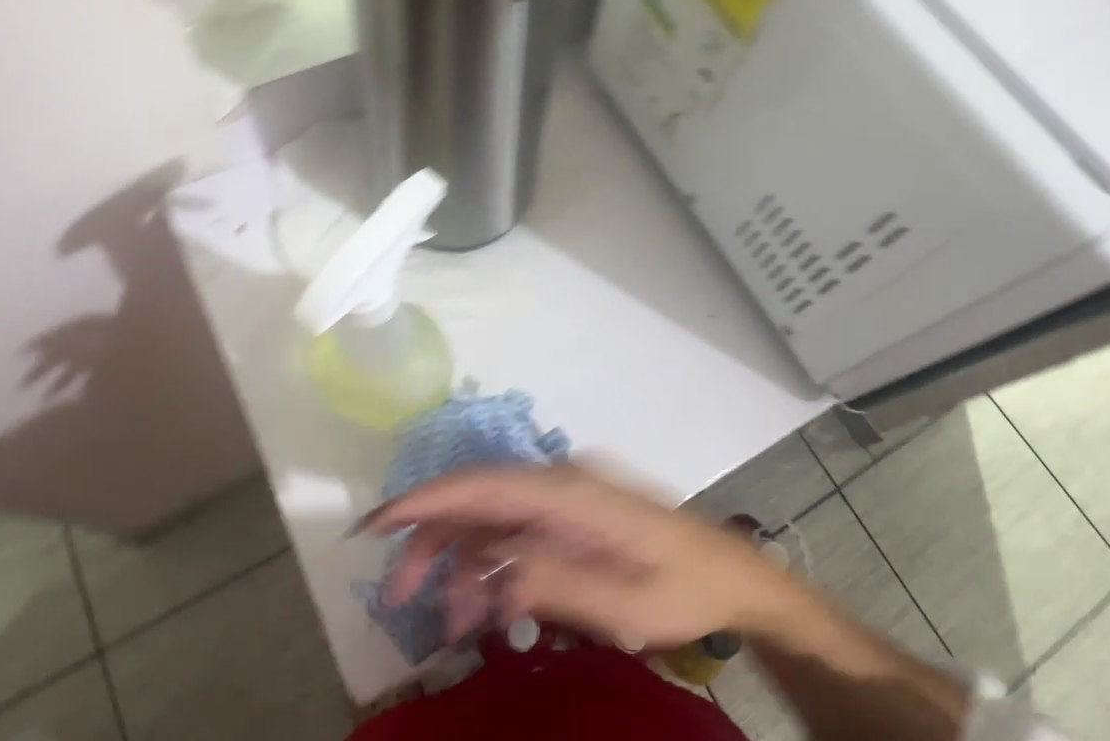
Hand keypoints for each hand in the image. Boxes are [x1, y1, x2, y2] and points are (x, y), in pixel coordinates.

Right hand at [357, 463, 802, 648]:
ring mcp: (565, 499)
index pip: (485, 485)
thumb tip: (491, 572)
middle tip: (398, 597)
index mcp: (573, 493)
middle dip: (430, 544)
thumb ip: (557, 581)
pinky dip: (490, 569)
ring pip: (490, 521)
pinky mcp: (569, 517)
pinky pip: (514, 535)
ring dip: (460, 567)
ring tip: (452, 623)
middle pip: (477, 501)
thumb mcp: (627, 602)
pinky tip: (485, 608)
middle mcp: (562, 484)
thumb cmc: (687, 587)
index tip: (376, 523)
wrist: (733, 575)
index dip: (425, 499)